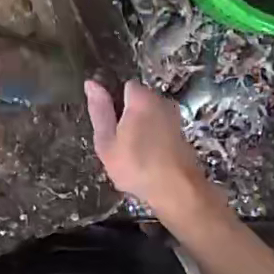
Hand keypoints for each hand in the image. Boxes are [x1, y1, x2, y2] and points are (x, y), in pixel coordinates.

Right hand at [85, 79, 213, 215]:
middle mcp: (162, 101)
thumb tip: (91, 83)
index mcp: (142, 97)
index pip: (124, 86)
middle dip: (128, 116)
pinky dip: (153, 139)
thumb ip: (99, 110)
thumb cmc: (136, 166)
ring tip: (133, 154)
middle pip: (138, 101)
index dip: (114, 102)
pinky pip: (160, 129)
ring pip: (150, 116)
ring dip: (141, 129)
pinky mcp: (182, 133)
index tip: (109, 124)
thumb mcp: (107, 141)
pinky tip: (148, 159)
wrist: (177, 190)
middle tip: (118, 143)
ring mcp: (175, 117)